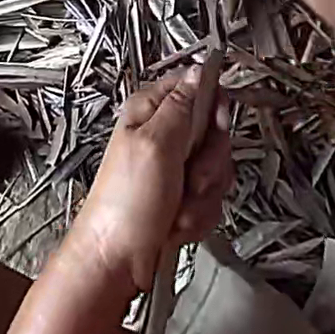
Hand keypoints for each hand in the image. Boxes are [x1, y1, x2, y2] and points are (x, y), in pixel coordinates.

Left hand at [66, 66, 232, 293]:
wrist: (117, 263)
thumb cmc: (124, 204)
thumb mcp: (155, 144)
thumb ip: (181, 105)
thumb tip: (199, 71)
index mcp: (151, 110)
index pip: (196, 86)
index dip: (213, 106)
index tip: (214, 126)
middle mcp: (163, 134)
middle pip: (214, 130)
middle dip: (209, 161)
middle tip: (190, 176)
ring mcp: (174, 167)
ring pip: (217, 166)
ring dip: (204, 194)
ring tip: (179, 204)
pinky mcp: (183, 195)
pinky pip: (212, 196)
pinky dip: (200, 213)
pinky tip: (178, 220)